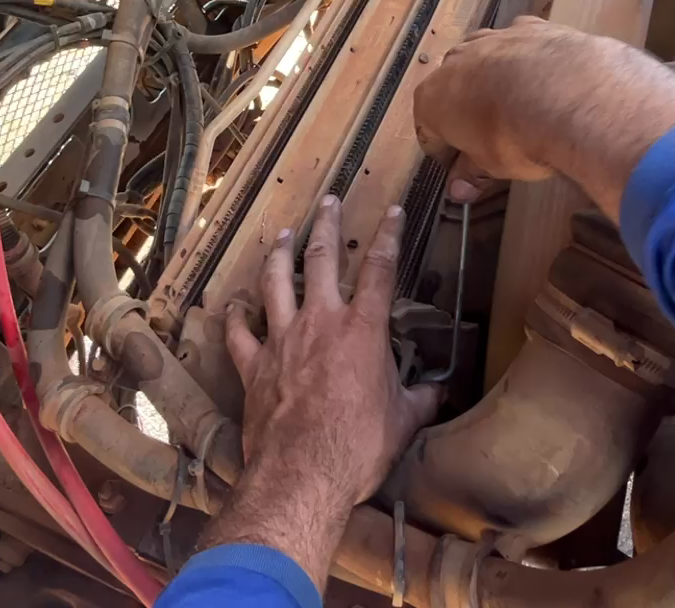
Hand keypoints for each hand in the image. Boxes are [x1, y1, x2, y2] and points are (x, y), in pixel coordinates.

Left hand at [199, 196, 442, 584]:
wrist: (303, 473)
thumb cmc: (360, 446)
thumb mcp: (403, 422)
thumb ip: (422, 399)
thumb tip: (442, 393)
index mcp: (363, 328)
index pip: (381, 269)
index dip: (388, 235)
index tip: (391, 210)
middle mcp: (321, 320)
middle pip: (322, 257)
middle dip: (326, 224)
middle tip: (327, 201)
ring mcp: (283, 338)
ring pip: (276, 281)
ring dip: (278, 254)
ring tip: (282, 234)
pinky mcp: (254, 364)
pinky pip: (239, 332)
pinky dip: (234, 316)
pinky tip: (232, 304)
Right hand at [412, 16, 674, 217]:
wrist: (573, 92)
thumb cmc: (517, 135)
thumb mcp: (492, 164)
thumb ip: (473, 171)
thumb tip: (458, 189)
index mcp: (438, 90)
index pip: (427, 116)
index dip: (438, 143)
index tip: (452, 163)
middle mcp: (464, 55)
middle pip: (455, 79)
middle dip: (466, 105)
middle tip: (485, 135)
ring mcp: (504, 36)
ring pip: (491, 56)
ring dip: (499, 79)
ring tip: (521, 108)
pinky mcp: (543, 26)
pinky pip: (529, 45)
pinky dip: (534, 64)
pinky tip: (556, 86)